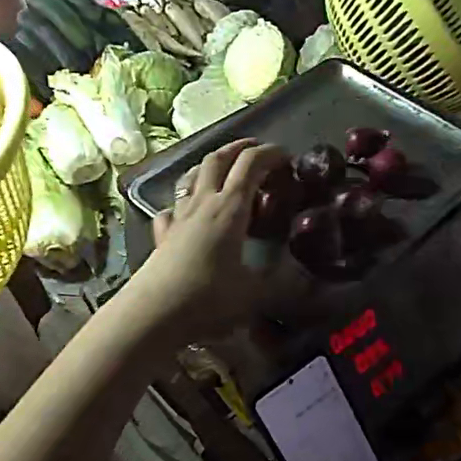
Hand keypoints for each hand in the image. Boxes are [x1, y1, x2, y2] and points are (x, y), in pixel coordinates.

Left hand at [128, 139, 286, 341]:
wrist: (153, 312)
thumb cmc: (207, 298)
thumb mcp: (254, 294)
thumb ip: (282, 285)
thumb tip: (307, 281)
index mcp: (230, 208)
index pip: (251, 164)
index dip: (271, 154)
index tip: (287, 157)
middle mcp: (202, 204)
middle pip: (217, 159)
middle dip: (238, 148)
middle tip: (255, 149)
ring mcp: (177, 218)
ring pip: (191, 177)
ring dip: (209, 167)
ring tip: (222, 171)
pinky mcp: (161, 237)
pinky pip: (171, 209)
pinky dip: (182, 203)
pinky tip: (185, 212)